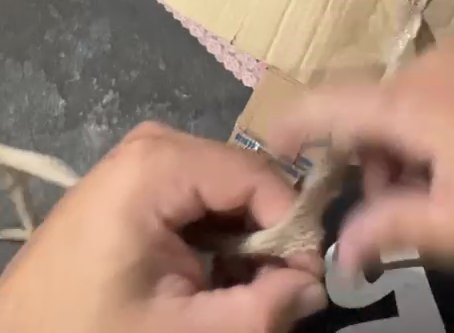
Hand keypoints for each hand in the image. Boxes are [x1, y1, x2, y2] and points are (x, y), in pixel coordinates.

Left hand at [0, 122, 326, 332]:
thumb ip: (259, 310)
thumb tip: (317, 286)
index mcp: (160, 163)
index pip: (258, 175)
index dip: (293, 227)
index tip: (312, 282)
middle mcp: (155, 142)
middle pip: (242, 176)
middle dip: (270, 232)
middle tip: (284, 292)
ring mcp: (142, 156)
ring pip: (225, 186)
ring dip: (246, 237)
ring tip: (250, 290)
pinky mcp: (136, 177)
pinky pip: (199, 194)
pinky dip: (218, 233)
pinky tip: (216, 276)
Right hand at [269, 37, 453, 275]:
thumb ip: (395, 230)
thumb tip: (340, 246)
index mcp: (410, 101)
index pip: (325, 101)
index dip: (290, 123)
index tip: (269, 145)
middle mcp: (428, 62)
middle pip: (370, 106)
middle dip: (368, 158)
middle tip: (401, 208)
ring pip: (410, 97)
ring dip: (409, 144)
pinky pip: (444, 84)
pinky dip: (439, 122)